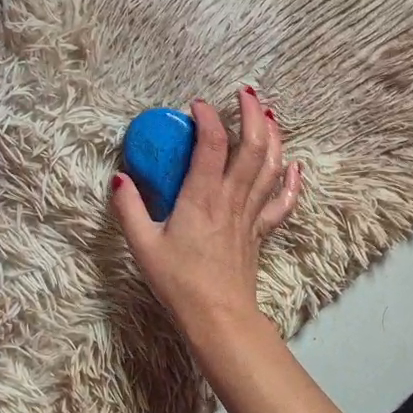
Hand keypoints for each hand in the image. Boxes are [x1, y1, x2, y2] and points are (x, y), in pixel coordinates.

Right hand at [110, 88, 303, 337]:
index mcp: (202, 197)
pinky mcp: (259, 231)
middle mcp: (231, 198)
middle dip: (253, 115)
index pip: (212, 144)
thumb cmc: (178, 282)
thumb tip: (118, 178)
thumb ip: (128, 208)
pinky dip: (290, 180)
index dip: (208, 118)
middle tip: (246, 93)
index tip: (196, 104)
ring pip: (271, 167)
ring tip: (269, 114)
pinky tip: (293, 164)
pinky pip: (282, 201)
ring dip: (273, 137)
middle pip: (252, 147)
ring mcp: (250, 214)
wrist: (218, 318)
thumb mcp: (142, 244)